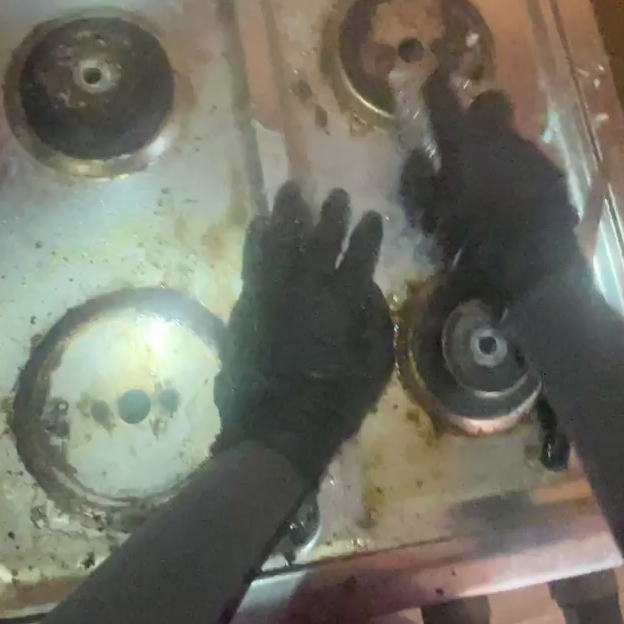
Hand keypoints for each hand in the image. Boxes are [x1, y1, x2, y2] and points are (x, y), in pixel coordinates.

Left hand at [214, 184, 392, 481]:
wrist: (275, 431)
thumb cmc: (332, 404)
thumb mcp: (374, 370)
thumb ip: (375, 323)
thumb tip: (366, 288)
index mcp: (343, 305)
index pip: (360, 258)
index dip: (367, 235)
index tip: (371, 215)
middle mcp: (308, 290)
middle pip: (320, 242)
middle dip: (330, 216)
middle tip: (336, 194)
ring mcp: (274, 294)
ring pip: (281, 243)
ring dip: (288, 216)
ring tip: (291, 192)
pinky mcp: (248, 306)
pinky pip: (253, 263)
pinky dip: (257, 241)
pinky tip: (258, 224)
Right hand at [403, 71, 582, 302]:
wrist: (532, 260)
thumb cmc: (470, 236)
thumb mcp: (430, 212)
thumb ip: (418, 179)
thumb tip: (417, 155)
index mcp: (462, 141)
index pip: (444, 98)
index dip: (435, 83)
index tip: (432, 73)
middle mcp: (498, 136)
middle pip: (491, 101)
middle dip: (480, 108)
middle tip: (469, 128)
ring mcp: (530, 152)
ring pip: (512, 134)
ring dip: (500, 147)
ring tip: (492, 176)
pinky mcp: (552, 172)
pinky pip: (530, 161)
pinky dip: (519, 171)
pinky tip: (515, 196)